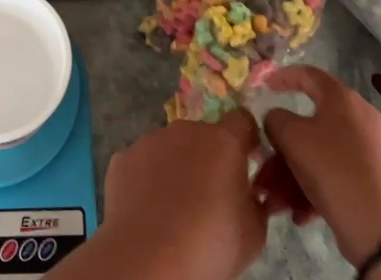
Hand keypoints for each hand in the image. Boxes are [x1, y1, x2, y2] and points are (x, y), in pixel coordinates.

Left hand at [53, 111, 267, 279]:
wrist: (148, 259)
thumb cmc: (210, 245)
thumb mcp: (255, 231)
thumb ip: (257, 201)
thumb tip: (252, 193)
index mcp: (223, 142)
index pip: (242, 120)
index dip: (245, 140)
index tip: (245, 164)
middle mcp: (185, 131)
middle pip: (203, 136)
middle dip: (209, 158)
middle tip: (209, 197)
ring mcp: (150, 141)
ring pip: (171, 148)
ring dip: (177, 167)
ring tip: (174, 208)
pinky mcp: (123, 158)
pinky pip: (143, 163)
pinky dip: (147, 180)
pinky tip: (148, 210)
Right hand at [256, 66, 380, 270]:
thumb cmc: (332, 169)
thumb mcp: (291, 137)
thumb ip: (275, 119)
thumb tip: (278, 120)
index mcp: (342, 99)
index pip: (308, 74)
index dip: (283, 77)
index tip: (264, 86)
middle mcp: (358, 119)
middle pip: (309, 124)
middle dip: (280, 149)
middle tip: (262, 167)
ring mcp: (367, 150)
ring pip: (318, 154)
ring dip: (291, 175)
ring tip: (274, 202)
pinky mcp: (371, 179)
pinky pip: (333, 174)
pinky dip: (312, 189)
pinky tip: (298, 214)